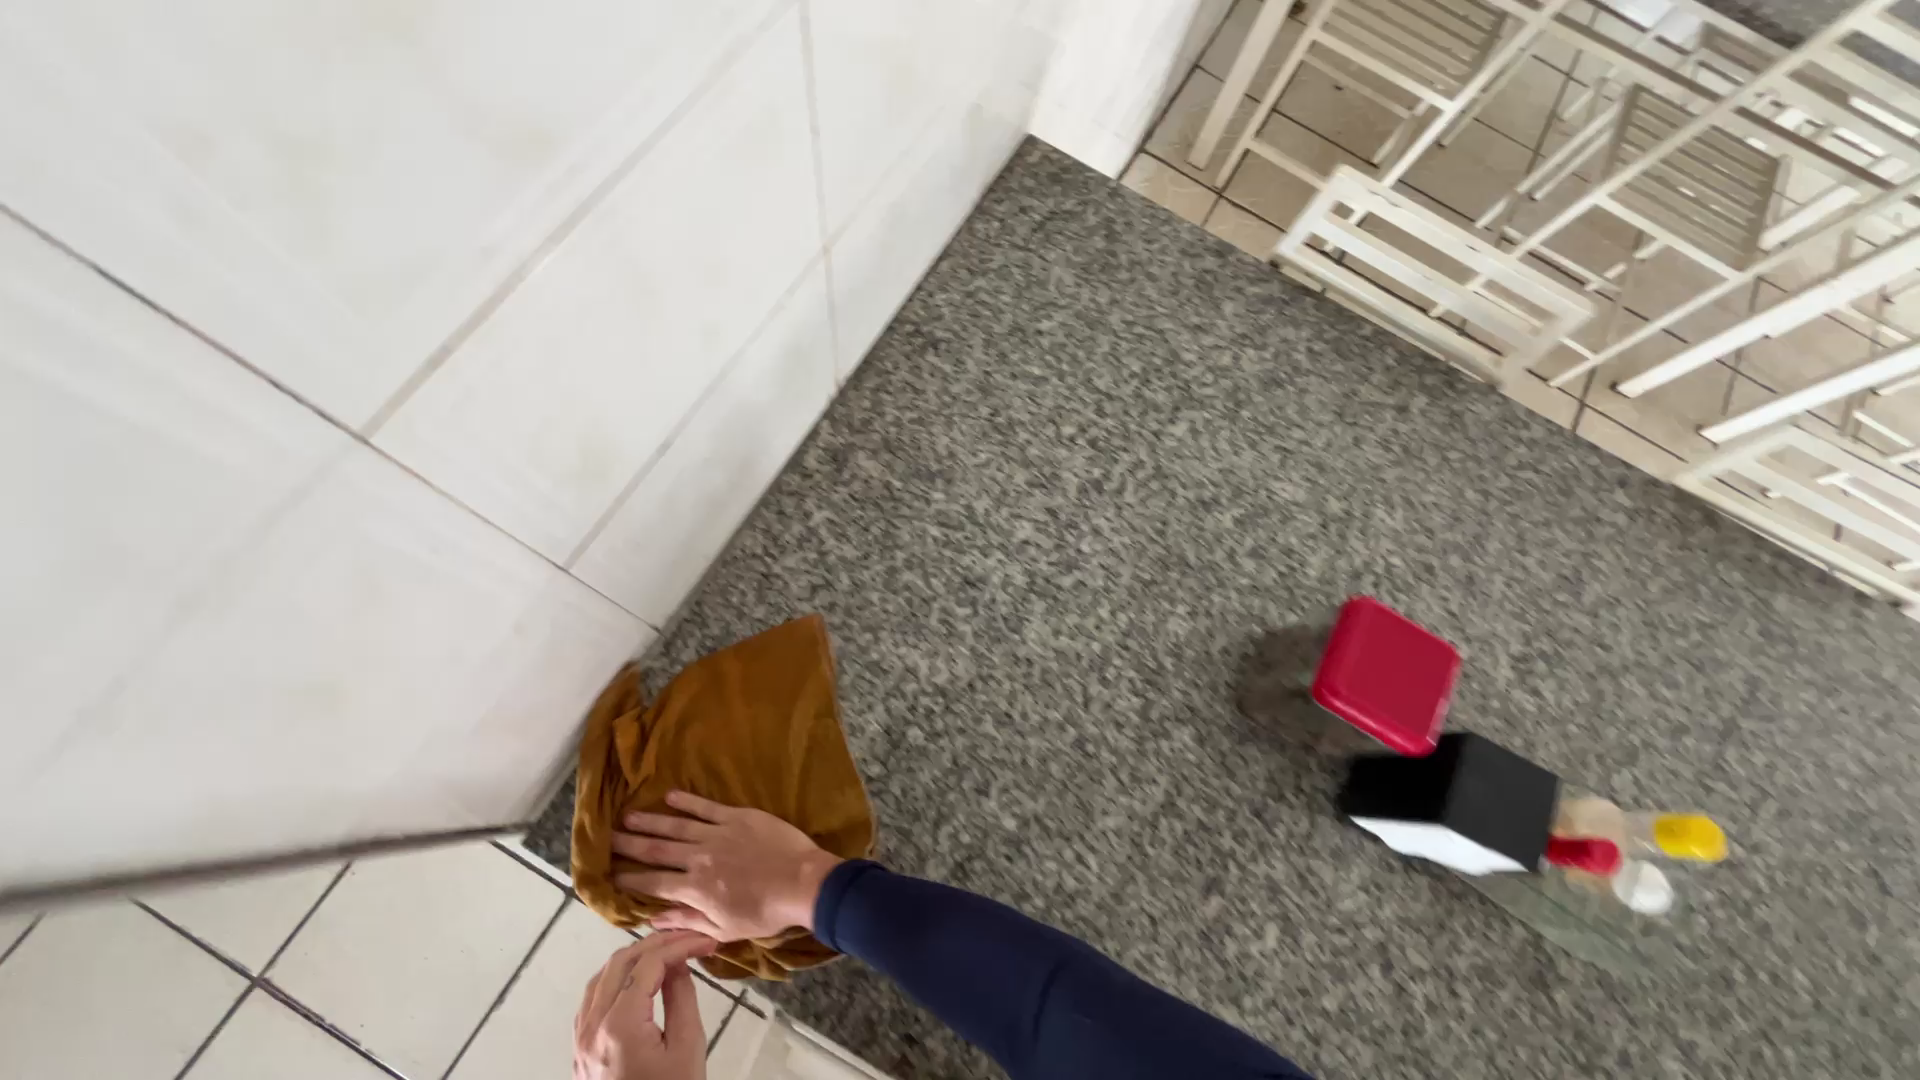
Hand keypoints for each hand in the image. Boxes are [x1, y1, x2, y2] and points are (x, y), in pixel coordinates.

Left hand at [573, 931, 715, 1079]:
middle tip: (689, 941)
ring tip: (666, 954)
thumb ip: (681, 996)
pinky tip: (638, 981)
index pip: (649, 963)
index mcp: (619, 1026)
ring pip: (600, 978)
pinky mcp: (579, 1052)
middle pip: (620, 963)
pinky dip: (615, 980)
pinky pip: (591, 1001)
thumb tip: (678, 963)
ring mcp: (580, 1041)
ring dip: (633, 959)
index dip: (680, 945)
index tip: (707, 941)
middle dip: (657, 944)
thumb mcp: (688, 1045)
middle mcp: (591, 1028)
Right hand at [613, 790, 842, 940]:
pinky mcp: (737, 816)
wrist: (802, 882)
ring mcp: (717, 834)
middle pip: (656, 850)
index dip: (628, 878)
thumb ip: (686, 922)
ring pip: (675, 826)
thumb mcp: (724, 929)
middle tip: (606, 838)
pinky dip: (686, 801)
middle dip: (629, 845)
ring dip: (649, 821)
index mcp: (694, 889)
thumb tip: (653, 919)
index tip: (608, 873)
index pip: (653, 883)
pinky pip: (705, 807)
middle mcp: (699, 859)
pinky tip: (669, 795)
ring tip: (626, 816)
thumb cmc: (765, 912)